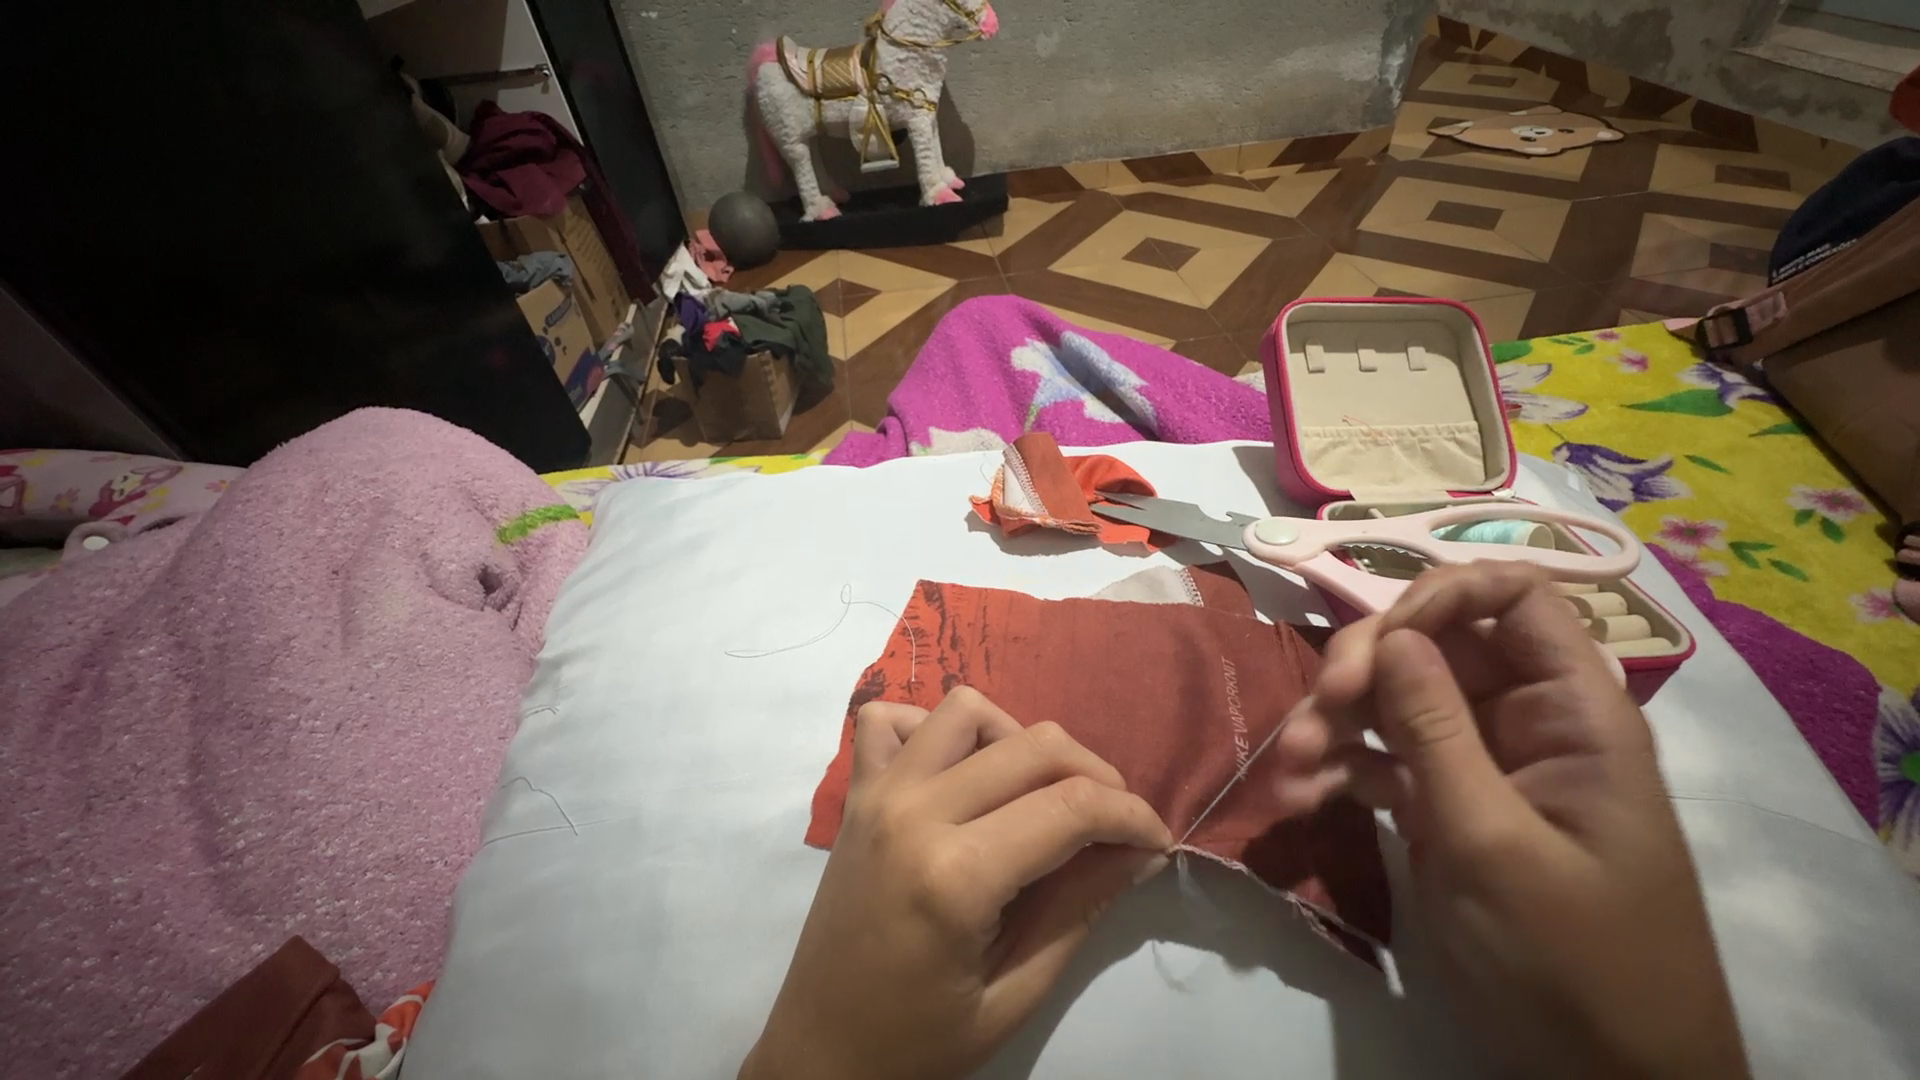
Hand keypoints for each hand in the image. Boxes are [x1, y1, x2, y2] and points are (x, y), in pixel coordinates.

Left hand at [742, 687, 1171, 1079]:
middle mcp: (915, 811)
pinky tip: (958, 771)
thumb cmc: (918, 1038)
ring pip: (967, 710)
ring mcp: (878, 792)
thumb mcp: (1015, 995)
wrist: (820, 1049)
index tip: (1156, 841)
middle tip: (1113, 823)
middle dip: (1096, 774)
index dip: (1131, 816)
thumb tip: (1139, 850)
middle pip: (1033, 745)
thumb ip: (1078, 909)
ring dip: (1018, 739)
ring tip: (1035, 792)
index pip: (1070, 807)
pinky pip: (890, 719)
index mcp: (956, 875)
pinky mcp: (855, 792)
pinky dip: (933, 728)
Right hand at [1271, 562, 1746, 1078]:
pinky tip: (1302, 800)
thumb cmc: (1571, 957)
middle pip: (1431, 643)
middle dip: (1363, 667)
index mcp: (1570, 712)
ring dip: (1332, 723)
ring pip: (1389, 699)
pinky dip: (1335, 770)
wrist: (1596, 1075)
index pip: (1515, 599)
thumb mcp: (1494, 840)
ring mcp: (1472, 761)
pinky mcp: (1437, 801)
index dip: (1445, 595)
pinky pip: (1377, 756)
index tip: (1381, 640)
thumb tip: (1391, 634)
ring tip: (1292, 771)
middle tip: (1319, 708)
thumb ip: (1437, 729)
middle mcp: (1520, 719)